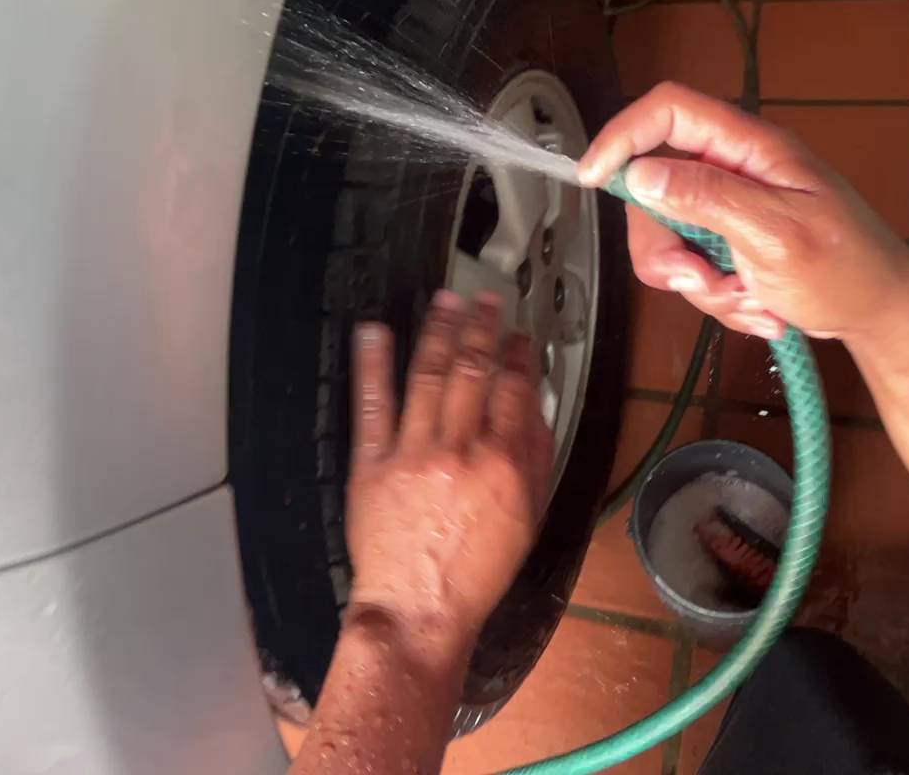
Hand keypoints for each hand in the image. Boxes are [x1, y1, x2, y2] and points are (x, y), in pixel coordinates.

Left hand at [344, 290, 553, 660]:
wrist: (419, 608)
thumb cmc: (478, 569)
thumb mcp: (528, 516)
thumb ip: (535, 455)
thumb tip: (534, 406)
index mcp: (502, 463)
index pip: (514, 388)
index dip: (518, 353)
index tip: (518, 336)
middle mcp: (459, 449)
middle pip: (473, 371)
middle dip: (481, 328)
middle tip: (486, 301)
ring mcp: (413, 452)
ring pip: (429, 376)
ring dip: (439, 332)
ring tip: (446, 300)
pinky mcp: (373, 463)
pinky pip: (373, 406)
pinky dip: (373, 366)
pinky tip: (374, 332)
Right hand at [577, 83, 908, 340]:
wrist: (880, 312)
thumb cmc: (846, 267)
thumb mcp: (777, 233)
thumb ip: (708, 198)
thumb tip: (641, 173)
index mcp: (747, 147)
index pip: (668, 111)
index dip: (622, 135)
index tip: (591, 178)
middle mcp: (730, 170)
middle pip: (654, 190)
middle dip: (666, 248)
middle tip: (698, 280)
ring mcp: (727, 208)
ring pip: (667, 238)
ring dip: (699, 283)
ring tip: (749, 300)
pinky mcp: (727, 241)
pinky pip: (690, 267)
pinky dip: (716, 296)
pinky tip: (758, 306)